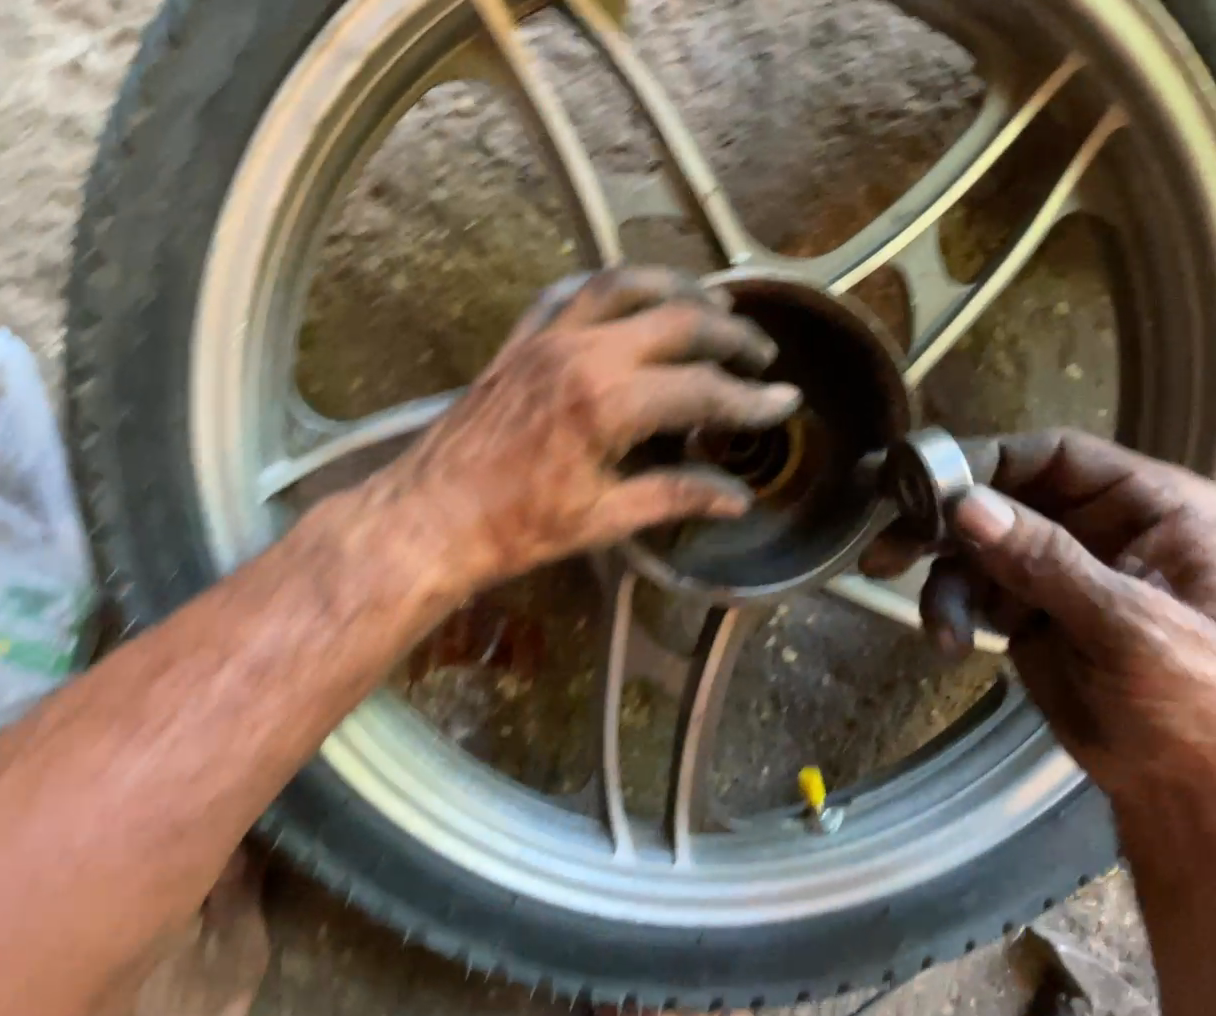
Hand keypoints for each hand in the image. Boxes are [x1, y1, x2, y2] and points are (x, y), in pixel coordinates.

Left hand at [376, 267, 799, 587]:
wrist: (430, 517)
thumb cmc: (514, 529)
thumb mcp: (601, 519)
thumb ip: (673, 496)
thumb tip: (737, 499)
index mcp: (608, 402)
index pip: (702, 389)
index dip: (750, 398)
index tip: (785, 401)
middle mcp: (583, 353)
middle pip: (676, 318)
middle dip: (728, 332)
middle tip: (759, 354)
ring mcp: (545, 339)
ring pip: (623, 286)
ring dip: (674, 289)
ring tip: (708, 306)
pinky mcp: (517, 342)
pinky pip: (568, 294)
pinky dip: (606, 289)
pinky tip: (625, 299)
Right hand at [863, 429, 1215, 802]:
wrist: (1202, 792)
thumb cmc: (1203, 703)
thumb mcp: (1129, 627)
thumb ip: (1046, 562)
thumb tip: (965, 505)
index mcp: (1151, 507)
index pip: (1052, 458)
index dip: (983, 464)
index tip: (920, 487)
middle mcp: (1098, 526)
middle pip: (998, 498)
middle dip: (939, 525)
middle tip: (883, 546)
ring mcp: (1058, 570)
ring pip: (973, 549)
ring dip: (941, 581)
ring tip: (934, 625)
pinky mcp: (1027, 610)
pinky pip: (970, 592)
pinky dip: (951, 613)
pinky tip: (952, 644)